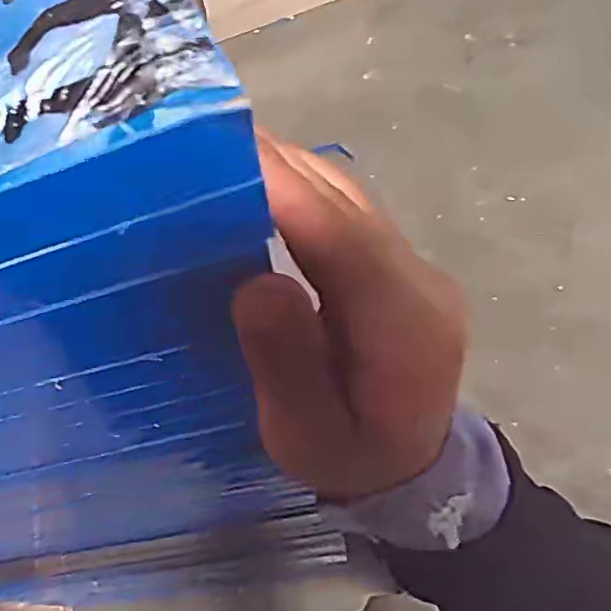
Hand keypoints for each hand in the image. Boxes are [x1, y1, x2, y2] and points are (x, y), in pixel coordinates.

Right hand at [232, 130, 467, 500]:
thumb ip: (287, 365)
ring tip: (211, 148)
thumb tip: (256, 283)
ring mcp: (406, 264)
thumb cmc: (349, 460)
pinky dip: (290, 183)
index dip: (282, 189)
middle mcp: (414, 278)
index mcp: (403, 323)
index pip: (341, 236)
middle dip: (270, 161)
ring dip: (279, 164)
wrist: (416, 473)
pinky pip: (338, 205)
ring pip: (342, 191)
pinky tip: (249, 179)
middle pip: (341, 199)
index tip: (219, 153)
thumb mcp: (308, 434)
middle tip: (194, 137)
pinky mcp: (387, 261)